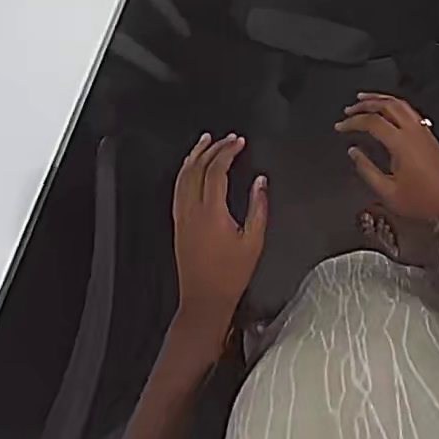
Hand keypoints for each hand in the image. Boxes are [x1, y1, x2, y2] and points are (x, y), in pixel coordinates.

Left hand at [171, 133, 267, 351]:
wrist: (204, 300)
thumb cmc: (230, 274)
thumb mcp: (254, 240)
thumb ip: (258, 206)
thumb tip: (260, 181)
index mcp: (211, 213)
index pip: (216, 171)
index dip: (228, 152)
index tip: (239, 142)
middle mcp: (192, 211)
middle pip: (197, 168)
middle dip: (213, 148)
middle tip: (227, 138)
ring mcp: (181, 217)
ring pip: (183, 176)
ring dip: (194, 155)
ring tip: (205, 141)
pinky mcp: (177, 223)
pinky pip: (177, 188)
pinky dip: (185, 171)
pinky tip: (191, 167)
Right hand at [337, 94, 438, 225]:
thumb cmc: (419, 201)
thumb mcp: (387, 192)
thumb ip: (367, 169)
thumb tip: (353, 152)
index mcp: (402, 143)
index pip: (372, 122)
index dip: (353, 122)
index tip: (340, 126)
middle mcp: (414, 131)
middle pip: (387, 105)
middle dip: (366, 103)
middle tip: (350, 109)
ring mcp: (423, 130)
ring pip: (400, 104)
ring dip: (381, 99)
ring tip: (365, 99)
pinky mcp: (429, 134)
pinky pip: (410, 111)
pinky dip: (394, 104)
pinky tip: (387, 109)